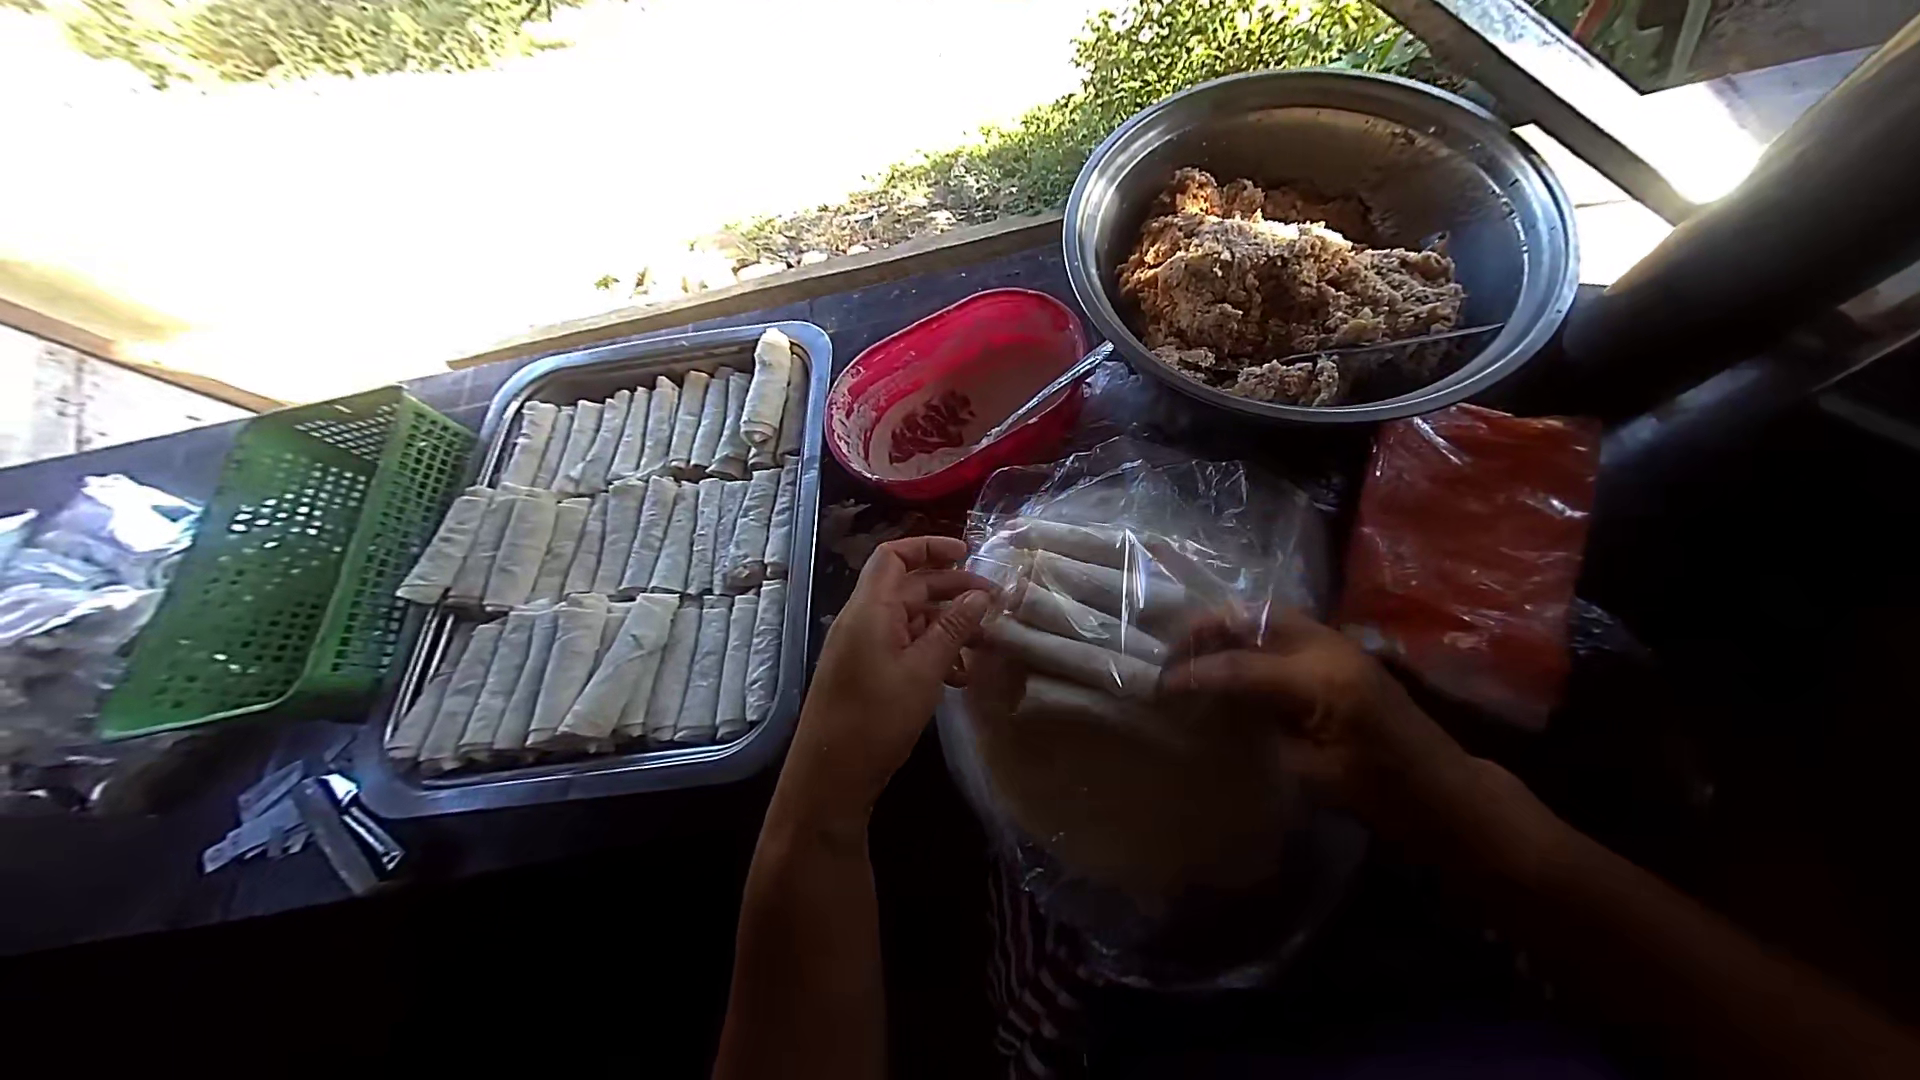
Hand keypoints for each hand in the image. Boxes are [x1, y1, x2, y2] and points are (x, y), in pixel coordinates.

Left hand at [778, 536, 993, 830]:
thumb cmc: (876, 719)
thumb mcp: (924, 671)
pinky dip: (932, 651)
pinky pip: (904, 646)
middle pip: (909, 587)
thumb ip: (953, 629)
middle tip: (994, 603)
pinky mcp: (868, 672)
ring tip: (984, 643)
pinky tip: (959, 675)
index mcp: (870, 609)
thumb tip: (980, 595)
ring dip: (947, 625)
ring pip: (911, 619)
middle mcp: (864, 620)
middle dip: (952, 590)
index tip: (968, 554)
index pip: (895, 556)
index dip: (929, 547)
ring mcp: (864, 647)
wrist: (829, 777)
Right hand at [1159, 609, 1474, 829]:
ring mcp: (1339, 644)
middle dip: (1208, 627)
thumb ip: (1261, 726)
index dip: (1195, 673)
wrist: (1450, 796)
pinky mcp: (1343, 651)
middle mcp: (1329, 648)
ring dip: (1228, 626)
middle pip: (1253, 617)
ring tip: (1196, 648)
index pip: (1240, 666)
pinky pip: (1284, 627)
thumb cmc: (1382, 796)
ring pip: (1268, 614)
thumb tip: (1220, 702)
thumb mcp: (1312, 773)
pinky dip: (1250, 633)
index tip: (1161, 684)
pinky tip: (1233, 655)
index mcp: (1322, 681)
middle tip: (1175, 649)